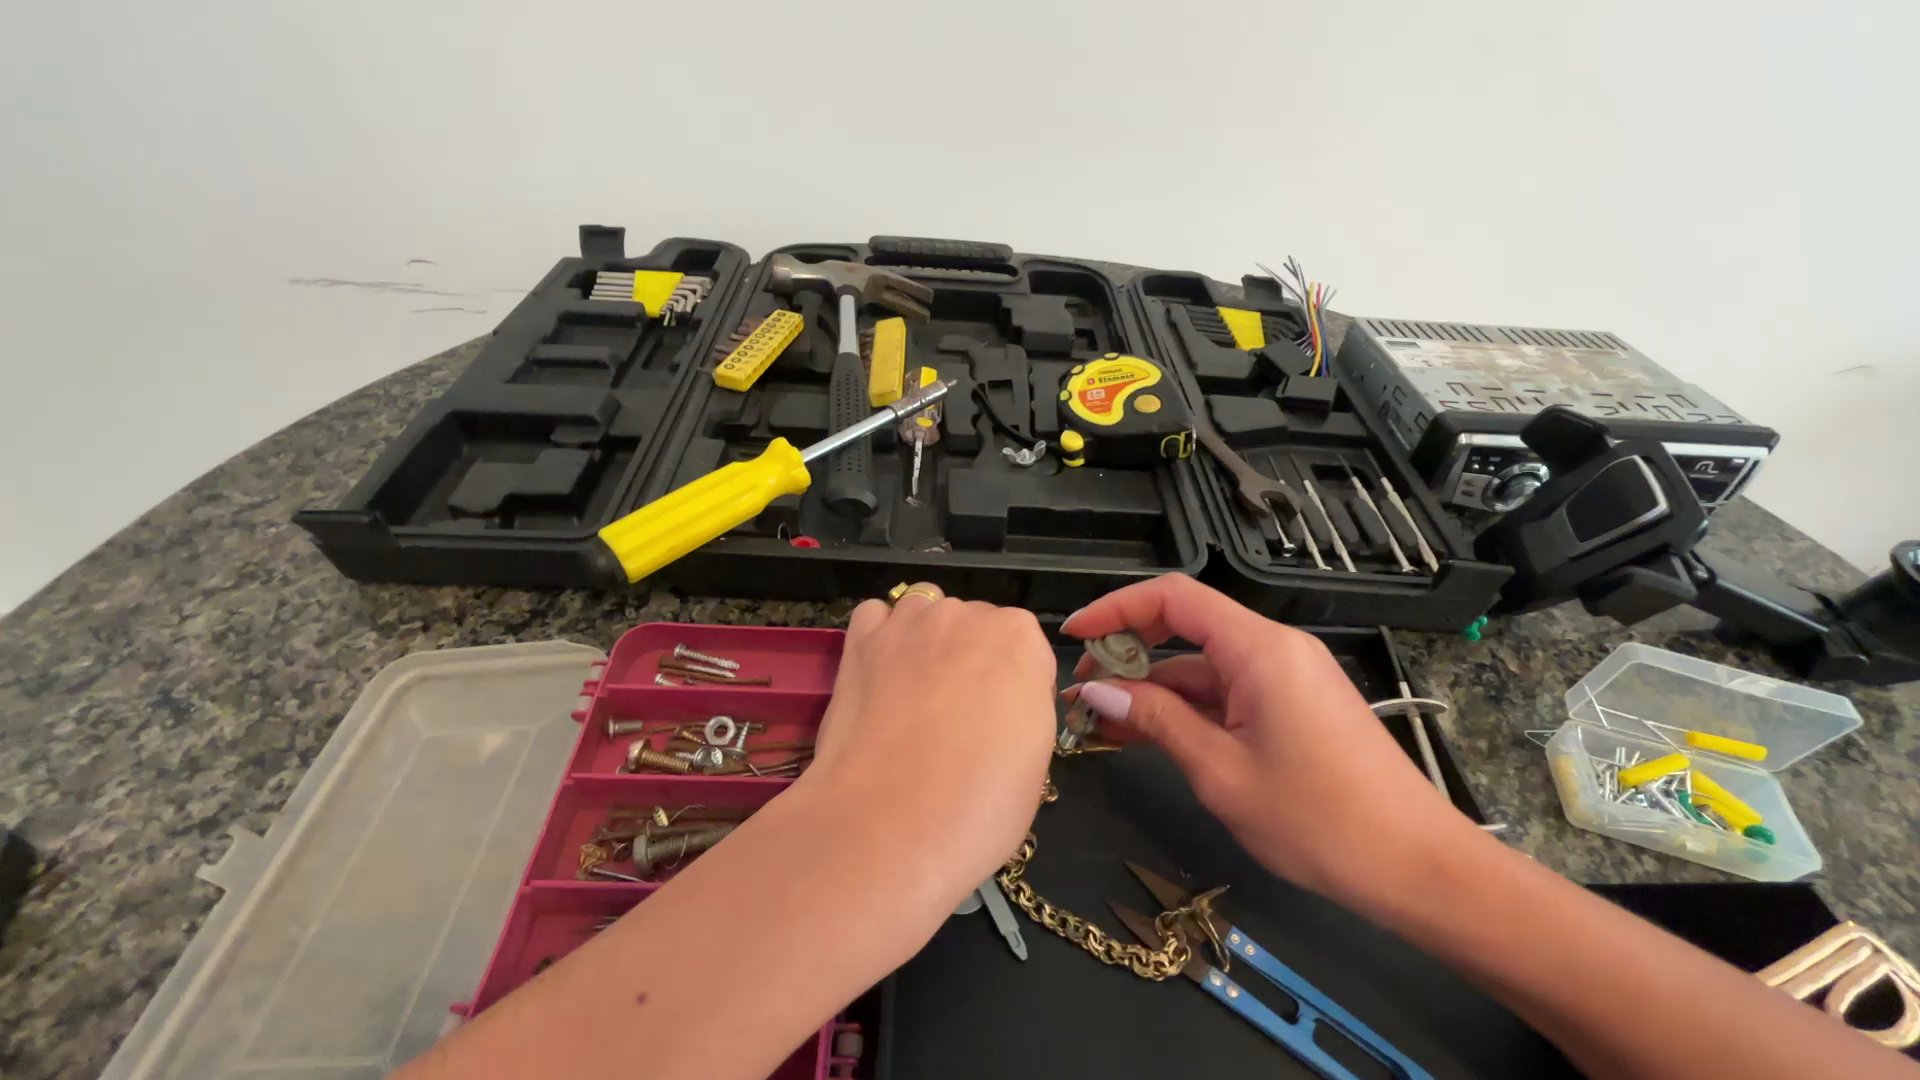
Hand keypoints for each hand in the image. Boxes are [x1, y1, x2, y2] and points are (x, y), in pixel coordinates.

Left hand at [793, 582, 1056, 907]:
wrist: (890, 823)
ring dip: (927, 640)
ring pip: (926, 610)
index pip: (1027, 650)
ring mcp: (910, 622)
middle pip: (975, 626)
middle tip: (956, 718)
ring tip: (916, 692)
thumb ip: (1024, 708)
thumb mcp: (1036, 760)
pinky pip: (877, 618)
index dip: (1016, 690)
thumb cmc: (980, 803)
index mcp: (1022, 640)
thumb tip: (1003, 706)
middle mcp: (967, 615)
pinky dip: (881, 637)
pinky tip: (880, 675)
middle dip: (971, 661)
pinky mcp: (860, 640)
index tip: (1003, 727)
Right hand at [1062, 574, 1478, 903]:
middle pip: (1186, 626)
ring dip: (1152, 688)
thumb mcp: (1221, 771)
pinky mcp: (1292, 706)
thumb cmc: (1320, 821)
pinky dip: (1185, 709)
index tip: (1074, 634)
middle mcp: (1274, 649)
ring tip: (1099, 719)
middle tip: (1081, 687)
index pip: (1174, 597)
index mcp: (1259, 649)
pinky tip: (1145, 733)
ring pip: (1202, 666)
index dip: (1116, 607)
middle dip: (1128, 650)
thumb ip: (1156, 719)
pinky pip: (1226, 693)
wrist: (1419, 867)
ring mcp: (1285, 678)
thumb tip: (1095, 688)